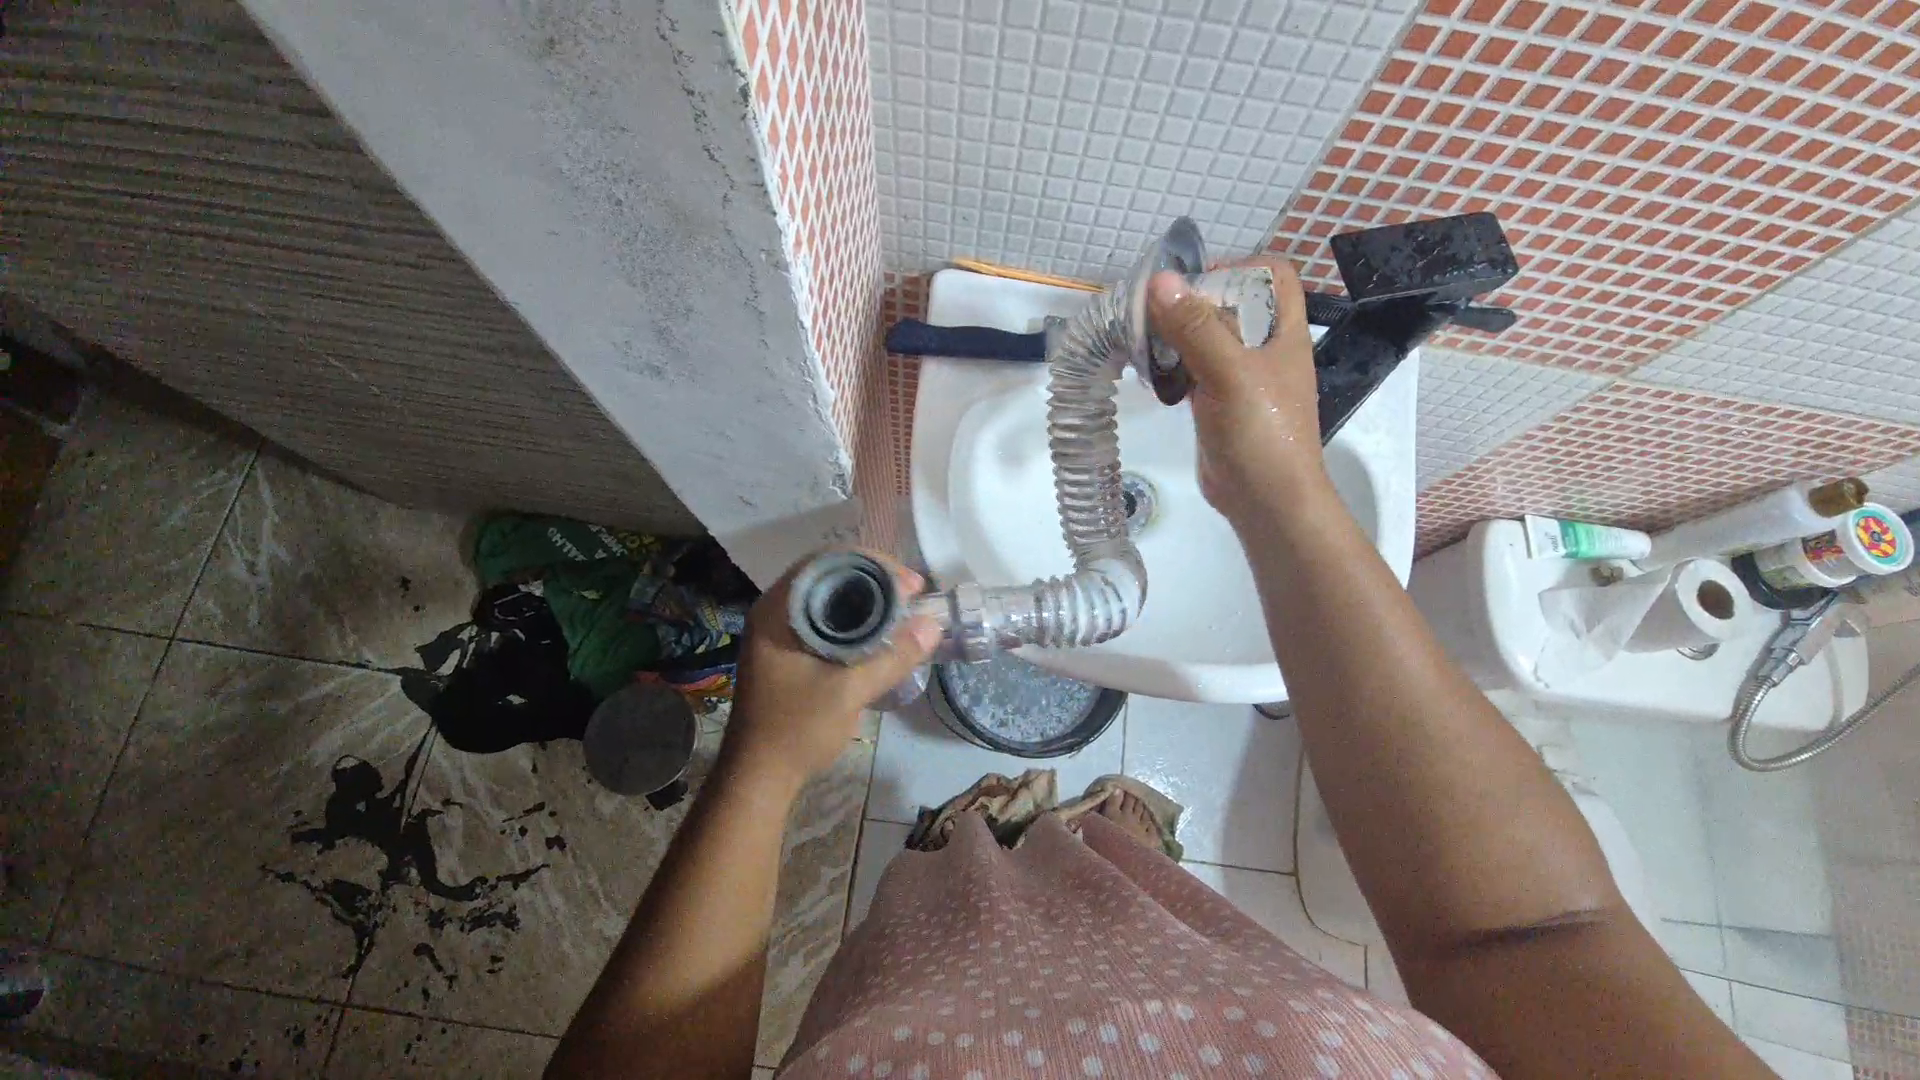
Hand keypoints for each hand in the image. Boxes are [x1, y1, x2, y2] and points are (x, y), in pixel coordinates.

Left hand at [723, 551, 938, 789]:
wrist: (758, 778)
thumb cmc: (796, 730)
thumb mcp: (849, 692)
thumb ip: (892, 658)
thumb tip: (932, 625)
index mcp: (778, 610)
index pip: (829, 562)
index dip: (874, 564)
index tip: (910, 583)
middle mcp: (774, 612)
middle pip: (831, 575)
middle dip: (876, 581)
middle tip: (913, 596)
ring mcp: (779, 633)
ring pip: (830, 599)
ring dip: (868, 601)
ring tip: (904, 612)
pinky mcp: (788, 652)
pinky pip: (826, 621)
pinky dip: (856, 621)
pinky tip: (881, 635)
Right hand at [1146, 257, 1324, 520]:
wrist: (1266, 501)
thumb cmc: (1261, 433)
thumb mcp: (1229, 373)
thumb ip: (1196, 327)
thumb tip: (1160, 280)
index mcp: (1283, 332)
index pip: (1272, 276)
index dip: (1238, 269)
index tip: (1196, 286)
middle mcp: (1264, 349)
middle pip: (1231, 304)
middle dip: (1192, 302)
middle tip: (1153, 312)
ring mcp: (1240, 378)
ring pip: (1207, 338)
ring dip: (1176, 335)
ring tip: (1143, 339)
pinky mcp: (1218, 404)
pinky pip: (1193, 370)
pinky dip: (1172, 366)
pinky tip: (1149, 373)